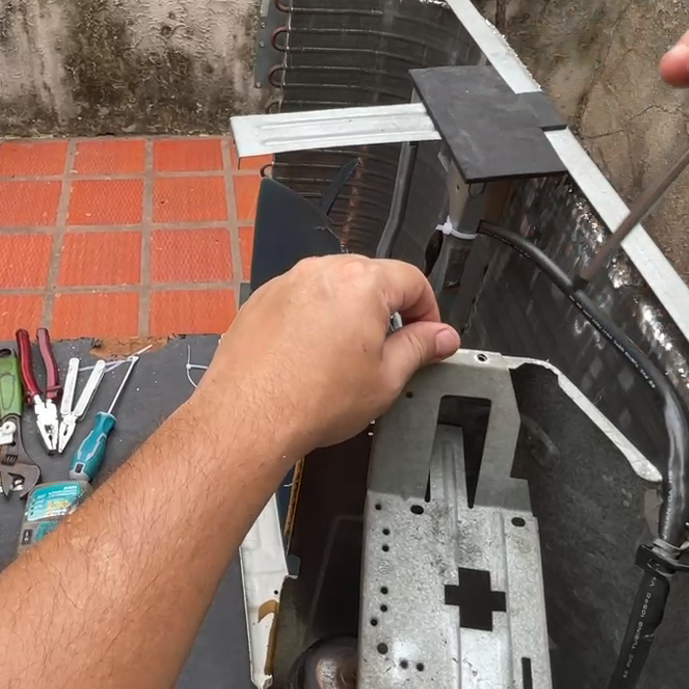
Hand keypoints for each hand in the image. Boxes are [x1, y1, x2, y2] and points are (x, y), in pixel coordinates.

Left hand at [195, 255, 459, 454]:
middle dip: (387, 311)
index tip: (428, 335)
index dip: (428, 310)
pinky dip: (311, 321)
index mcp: (360, 282)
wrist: (248, 417)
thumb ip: (419, 348)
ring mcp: (285, 284)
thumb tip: (440, 337)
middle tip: (391, 350)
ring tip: (346, 360)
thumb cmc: (311, 399)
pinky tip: (311, 358)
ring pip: (331, 289)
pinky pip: (299, 302)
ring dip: (347, 315)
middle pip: (370, 279)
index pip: (411, 280)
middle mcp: (320, 272)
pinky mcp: (260, 302)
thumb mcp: (385, 379)